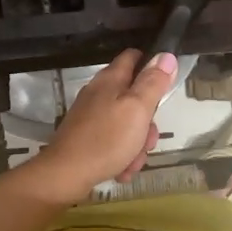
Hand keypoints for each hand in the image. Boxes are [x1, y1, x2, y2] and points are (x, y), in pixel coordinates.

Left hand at [31, 50, 177, 203]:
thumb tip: (166, 55)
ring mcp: (91, 115)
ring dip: (136, 144)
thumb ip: (152, 83)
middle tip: (147, 139)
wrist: (65, 175)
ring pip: (127, 123)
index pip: (133, 57)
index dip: (152, 66)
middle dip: (147, 120)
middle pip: (134, 97)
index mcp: (110, 80)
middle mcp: (99, 93)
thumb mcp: (137, 109)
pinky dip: (122, 155)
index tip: (164, 87)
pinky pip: (113, 140)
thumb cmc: (106, 140)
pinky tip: (122, 170)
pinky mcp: (86, 136)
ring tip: (133, 162)